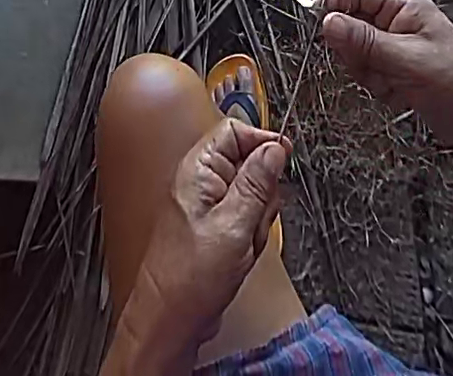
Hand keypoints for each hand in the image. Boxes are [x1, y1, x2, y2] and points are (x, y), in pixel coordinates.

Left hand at [122, 118, 291, 364]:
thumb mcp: (234, 225)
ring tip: (244, 243)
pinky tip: (242, 254)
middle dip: (262, 193)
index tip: (283, 158)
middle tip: (253, 219)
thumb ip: (257, 183)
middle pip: (249, 163)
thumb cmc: (188, 277)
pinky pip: (247, 217)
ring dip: (257, 219)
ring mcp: (209, 203)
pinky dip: (252, 235)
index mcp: (199, 167)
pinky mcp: (216, 225)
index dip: (262, 141)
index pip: (235, 130)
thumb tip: (275, 148)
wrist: (169, 323)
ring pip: (253, 193)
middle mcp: (202, 180)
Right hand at [316, 0, 452, 153]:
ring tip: (393, 82)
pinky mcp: (393, 68)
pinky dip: (377, 86)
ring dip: (368, 73)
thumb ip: (365, 41)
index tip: (315, 20)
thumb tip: (328, 21)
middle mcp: (396, 22)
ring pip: (355, 53)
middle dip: (356, 51)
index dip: (333, 5)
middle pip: (350, 25)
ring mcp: (393, 46)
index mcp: (403, 6)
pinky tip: (399, 93)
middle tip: (372, 65)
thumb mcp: (407, 59)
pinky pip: (366, 73)